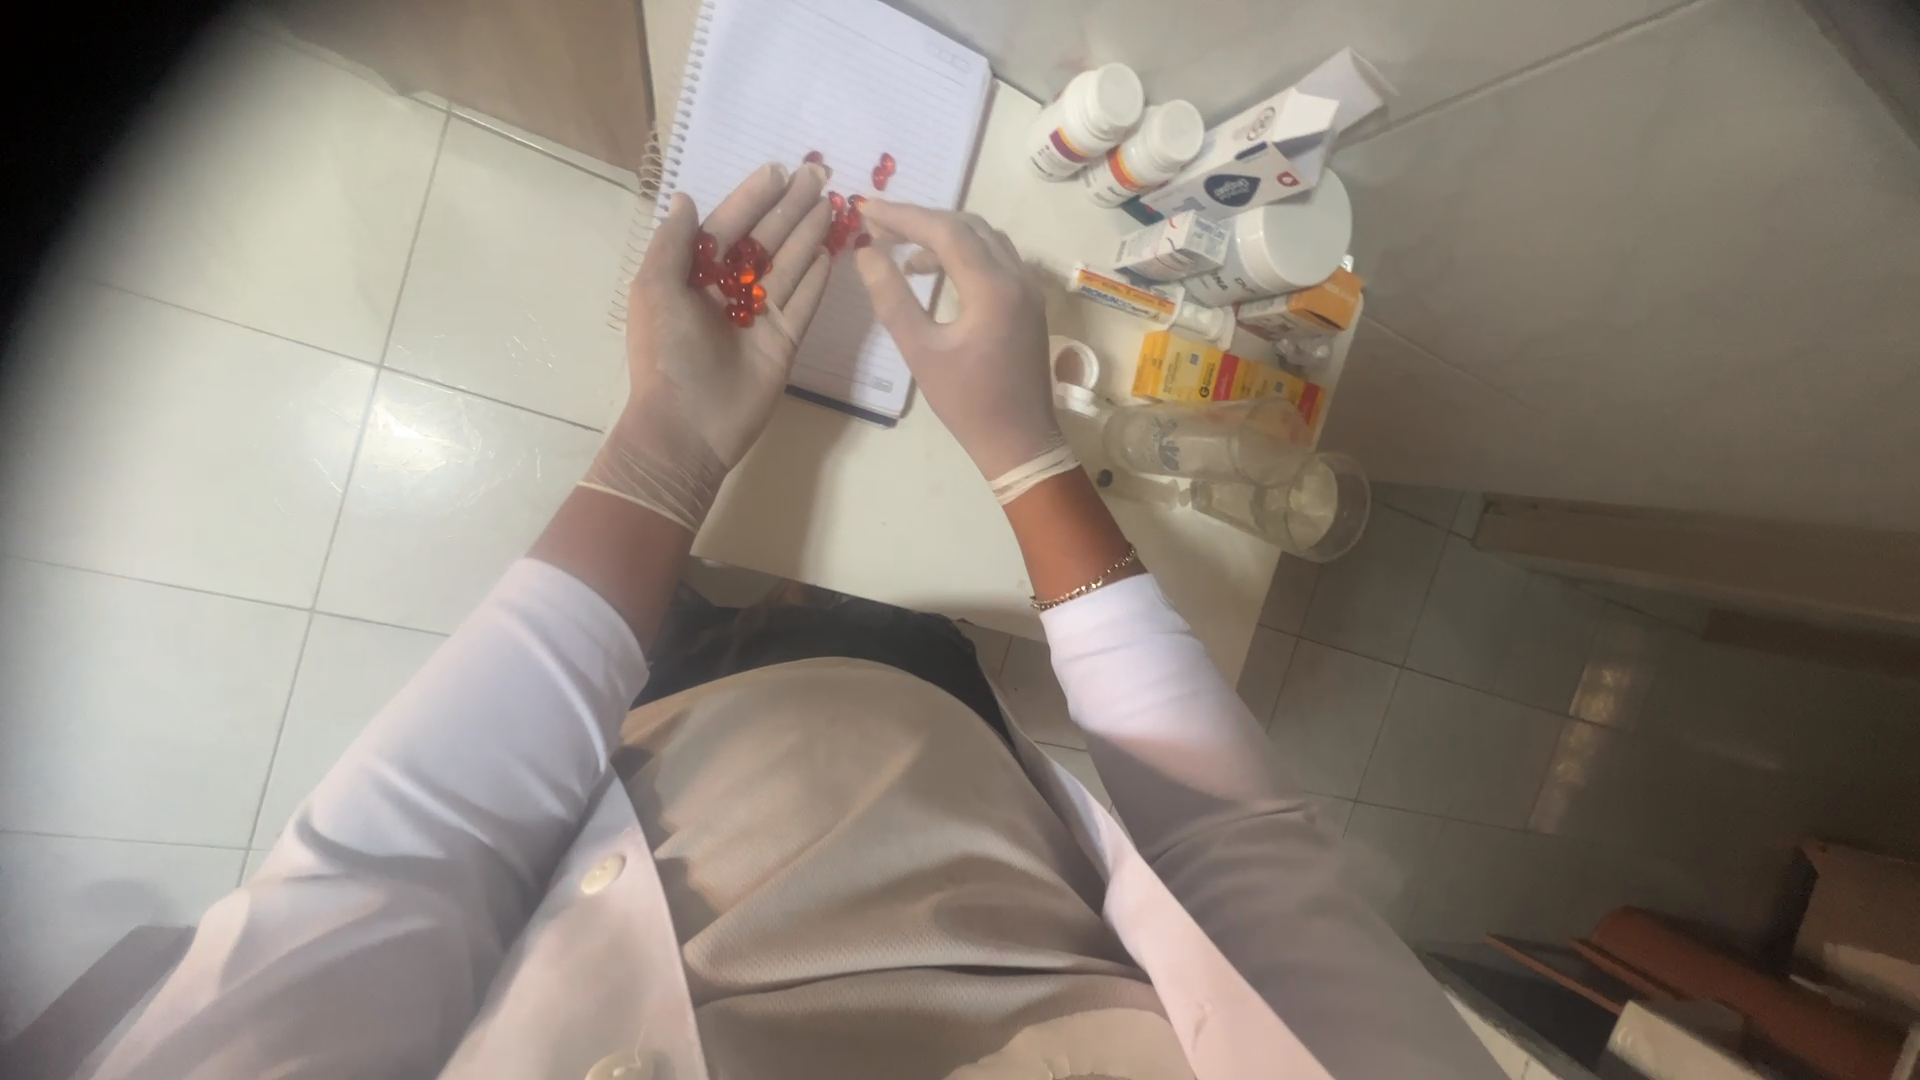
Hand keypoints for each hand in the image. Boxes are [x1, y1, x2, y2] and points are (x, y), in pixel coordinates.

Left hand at [581, 162, 834, 530]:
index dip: (753, 197)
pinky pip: (804, 304)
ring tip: (832, 204)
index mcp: (694, 275)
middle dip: (791, 208)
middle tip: (820, 176)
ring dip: (809, 235)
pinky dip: (817, 280)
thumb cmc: (665, 356)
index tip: (780, 170)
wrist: (688, 426)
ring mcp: (759, 317)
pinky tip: (831, 252)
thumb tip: (686, 198)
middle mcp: (729, 291)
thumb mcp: (655, 290)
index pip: (729, 226)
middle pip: (766, 240)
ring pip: (789, 266)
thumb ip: (673, 243)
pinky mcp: (784, 342)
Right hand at [854, 203, 1073, 503]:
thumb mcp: (921, 353)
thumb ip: (893, 299)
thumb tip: (867, 254)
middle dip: (922, 221)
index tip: (866, 211)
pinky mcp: (1029, 303)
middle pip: (968, 226)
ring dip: (945, 236)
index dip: (903, 216)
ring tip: (903, 253)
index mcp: (993, 289)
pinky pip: (996, 259)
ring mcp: (1028, 289)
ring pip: (985, 239)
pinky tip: (935, 273)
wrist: (1020, 441)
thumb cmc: (967, 403)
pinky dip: (964, 254)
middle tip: (880, 227)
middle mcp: (1018, 278)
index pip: (945, 231)